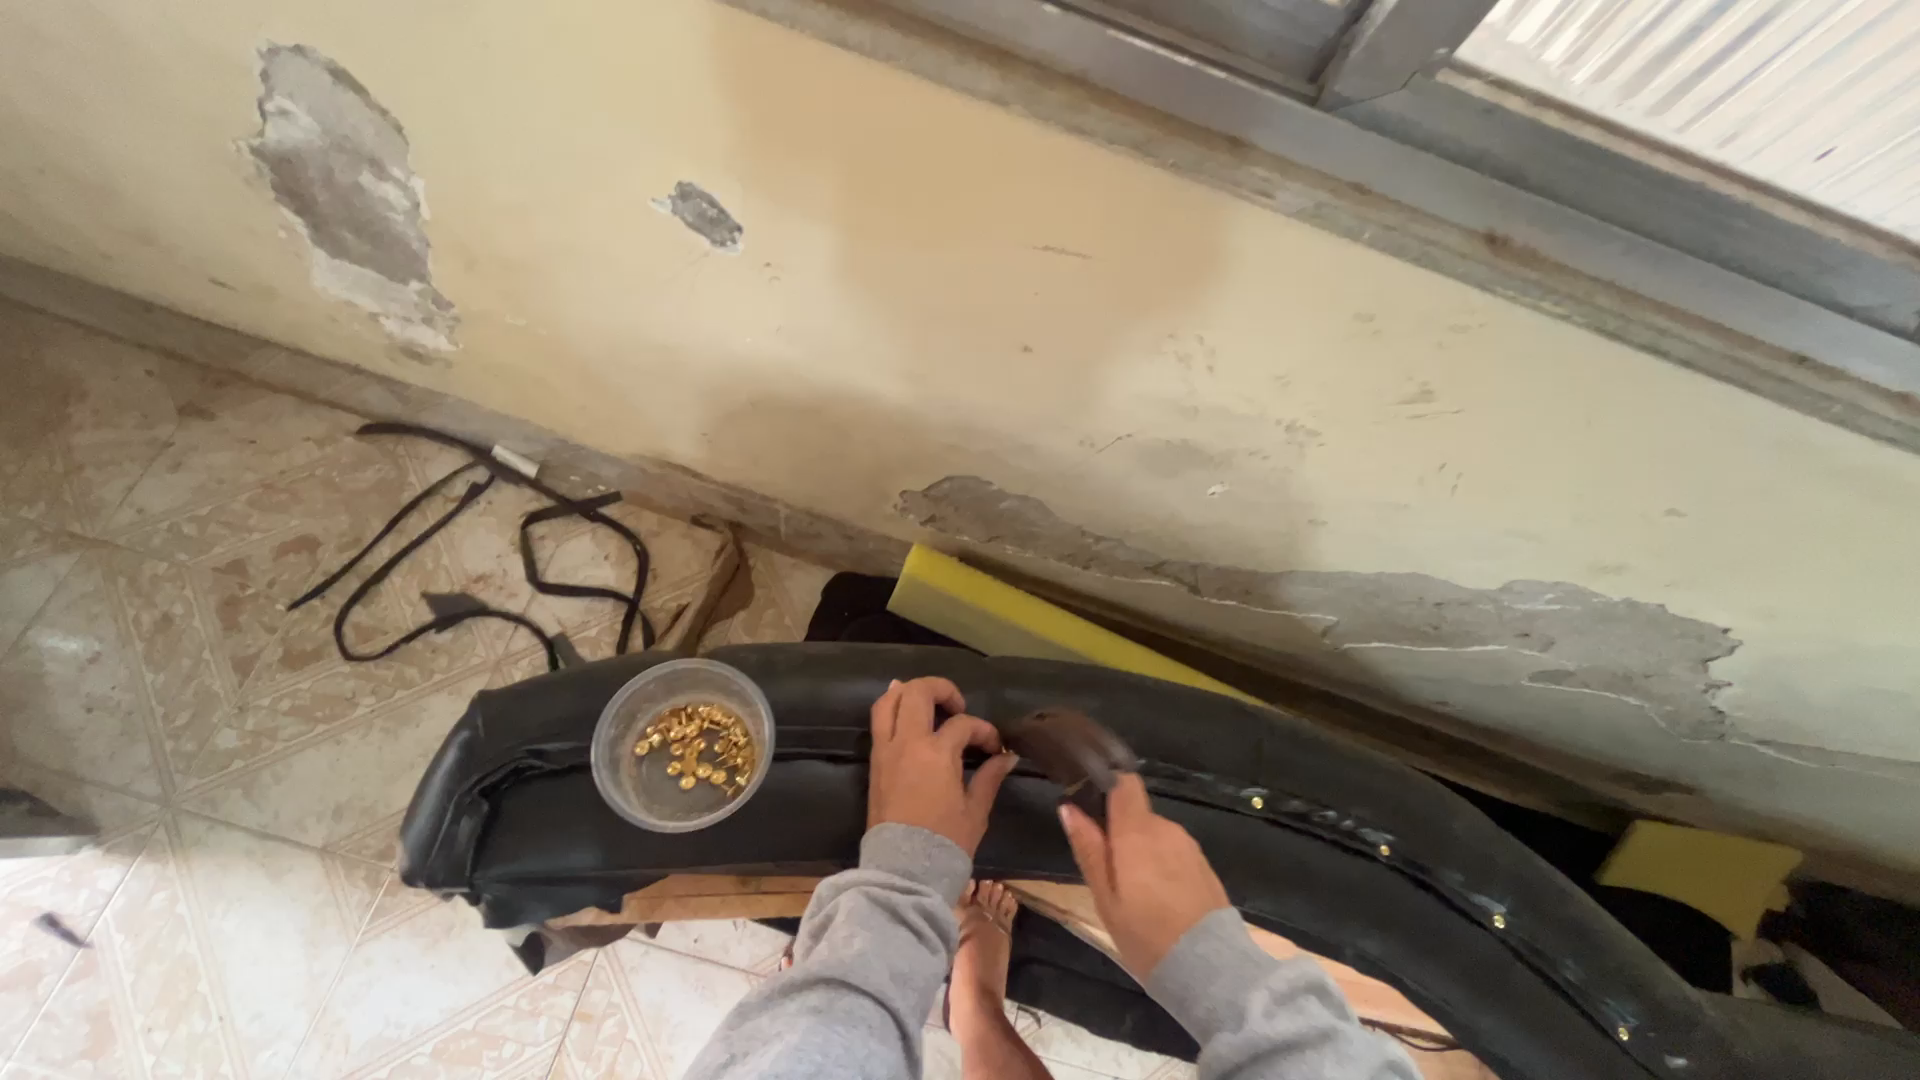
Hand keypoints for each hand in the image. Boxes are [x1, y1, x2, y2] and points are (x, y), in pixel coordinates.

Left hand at [867, 677, 1018, 855]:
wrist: (904, 873)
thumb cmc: (945, 843)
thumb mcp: (975, 811)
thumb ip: (989, 778)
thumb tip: (1006, 758)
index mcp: (936, 753)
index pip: (963, 725)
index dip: (984, 731)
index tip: (995, 748)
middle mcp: (907, 743)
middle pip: (919, 693)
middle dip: (943, 690)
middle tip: (958, 706)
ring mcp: (886, 750)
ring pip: (889, 701)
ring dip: (910, 692)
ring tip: (929, 700)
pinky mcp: (875, 762)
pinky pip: (879, 721)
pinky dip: (891, 707)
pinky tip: (905, 706)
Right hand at [1059, 773, 1230, 978]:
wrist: (1210, 972)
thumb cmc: (1146, 936)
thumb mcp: (1105, 898)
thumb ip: (1089, 848)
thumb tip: (1068, 807)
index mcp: (1136, 831)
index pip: (1124, 782)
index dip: (1107, 786)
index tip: (1091, 805)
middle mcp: (1165, 828)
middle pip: (1136, 813)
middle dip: (1121, 833)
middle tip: (1110, 873)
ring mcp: (1189, 846)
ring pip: (1155, 835)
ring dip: (1143, 851)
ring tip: (1137, 894)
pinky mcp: (1204, 865)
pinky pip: (1174, 852)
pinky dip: (1163, 866)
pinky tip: (1162, 900)